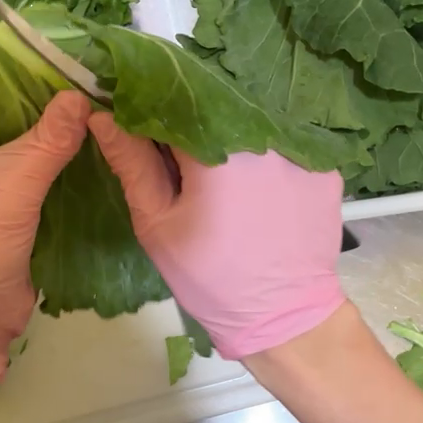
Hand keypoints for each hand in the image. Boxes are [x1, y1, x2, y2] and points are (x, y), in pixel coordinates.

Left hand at [0, 92, 90, 382]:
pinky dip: (60, 169)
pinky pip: (36, 179)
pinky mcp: (6, 212)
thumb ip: (51, 135)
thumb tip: (82, 94)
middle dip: (52, 111)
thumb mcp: (16, 179)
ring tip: (105, 118)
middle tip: (100, 92)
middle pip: (13, 121)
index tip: (78, 68)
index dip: (32, 80)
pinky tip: (96, 155)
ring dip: (60, 142)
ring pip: (27, 152)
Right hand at [89, 116, 345, 358]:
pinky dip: (261, 153)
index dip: (150, 109)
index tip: (136, 125)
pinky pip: (281, 143)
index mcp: (216, 150)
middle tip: (175, 153)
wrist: (285, 318)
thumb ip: (132, 164)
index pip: (172, 104)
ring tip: (213, 166)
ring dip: (226, 133)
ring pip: (249, 122)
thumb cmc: (211, 277)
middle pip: (215, 106)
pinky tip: (252, 179)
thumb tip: (102, 116)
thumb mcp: (158, 224)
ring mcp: (298, 150)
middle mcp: (262, 138)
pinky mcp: (321, 166)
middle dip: (189, 121)